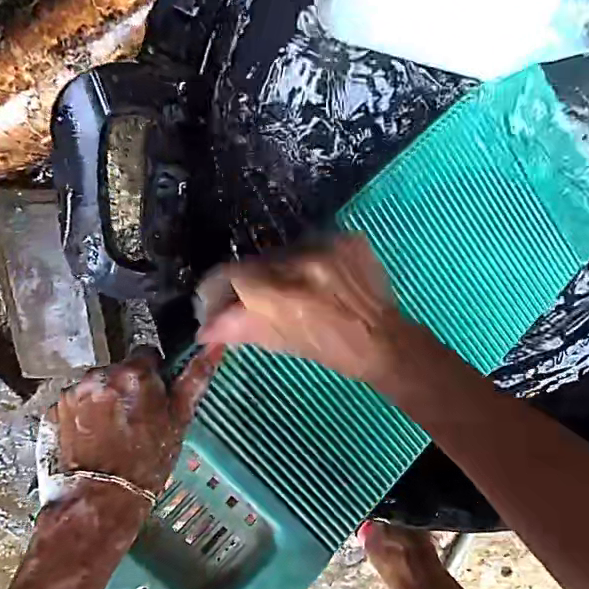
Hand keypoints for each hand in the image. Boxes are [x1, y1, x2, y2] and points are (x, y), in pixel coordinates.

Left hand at [54, 347, 223, 496]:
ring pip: (97, 387)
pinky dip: (84, 415)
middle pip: (119, 371)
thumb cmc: (145, 463)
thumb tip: (213, 349)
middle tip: (137, 421)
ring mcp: (74, 393)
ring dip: (105, 401)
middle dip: (128, 389)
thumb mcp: (179, 420)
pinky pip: (76, 404)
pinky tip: (95, 438)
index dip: (154, 377)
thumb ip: (195, 379)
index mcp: (134, 374)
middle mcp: (100, 376)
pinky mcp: (54, 410)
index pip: (147, 355)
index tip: (155, 397)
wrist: (100, 499)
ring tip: (114, 433)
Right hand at [194, 234, 430, 385]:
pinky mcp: (346, 238)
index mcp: (283, 294)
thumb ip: (238, 328)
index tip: (213, 300)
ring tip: (287, 290)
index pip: (232, 274)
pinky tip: (314, 279)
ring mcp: (328, 246)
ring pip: (283, 252)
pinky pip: (310, 244)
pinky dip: (305, 261)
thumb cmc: (331, 349)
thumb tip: (204, 329)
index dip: (215, 288)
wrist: (384, 339)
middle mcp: (303, 262)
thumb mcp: (280, 342)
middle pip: (256, 262)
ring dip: (276, 269)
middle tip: (246, 298)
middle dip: (246, 281)